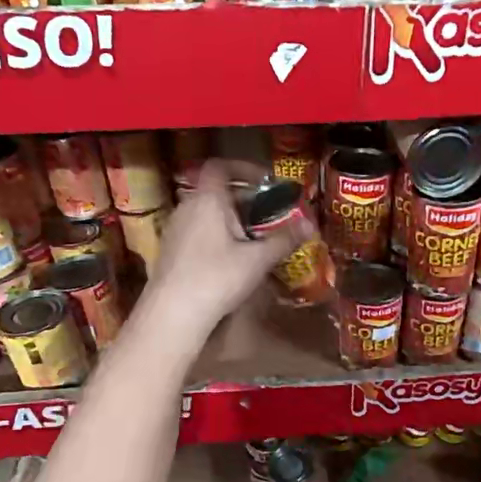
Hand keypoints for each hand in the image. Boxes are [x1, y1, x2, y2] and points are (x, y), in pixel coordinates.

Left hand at [144, 159, 297, 334]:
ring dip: (231, 219)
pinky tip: (232, 259)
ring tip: (255, 238)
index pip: (220, 166)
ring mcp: (175, 229)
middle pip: (216, 190)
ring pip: (207, 213)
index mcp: (208, 199)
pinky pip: (197, 231)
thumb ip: (284, 239)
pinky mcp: (170, 251)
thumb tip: (310, 224)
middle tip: (270, 215)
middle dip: (245, 199)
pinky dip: (217, 235)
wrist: (172, 315)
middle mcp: (187, 207)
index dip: (244, 167)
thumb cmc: (217, 278)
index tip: (267, 182)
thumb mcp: (257, 259)